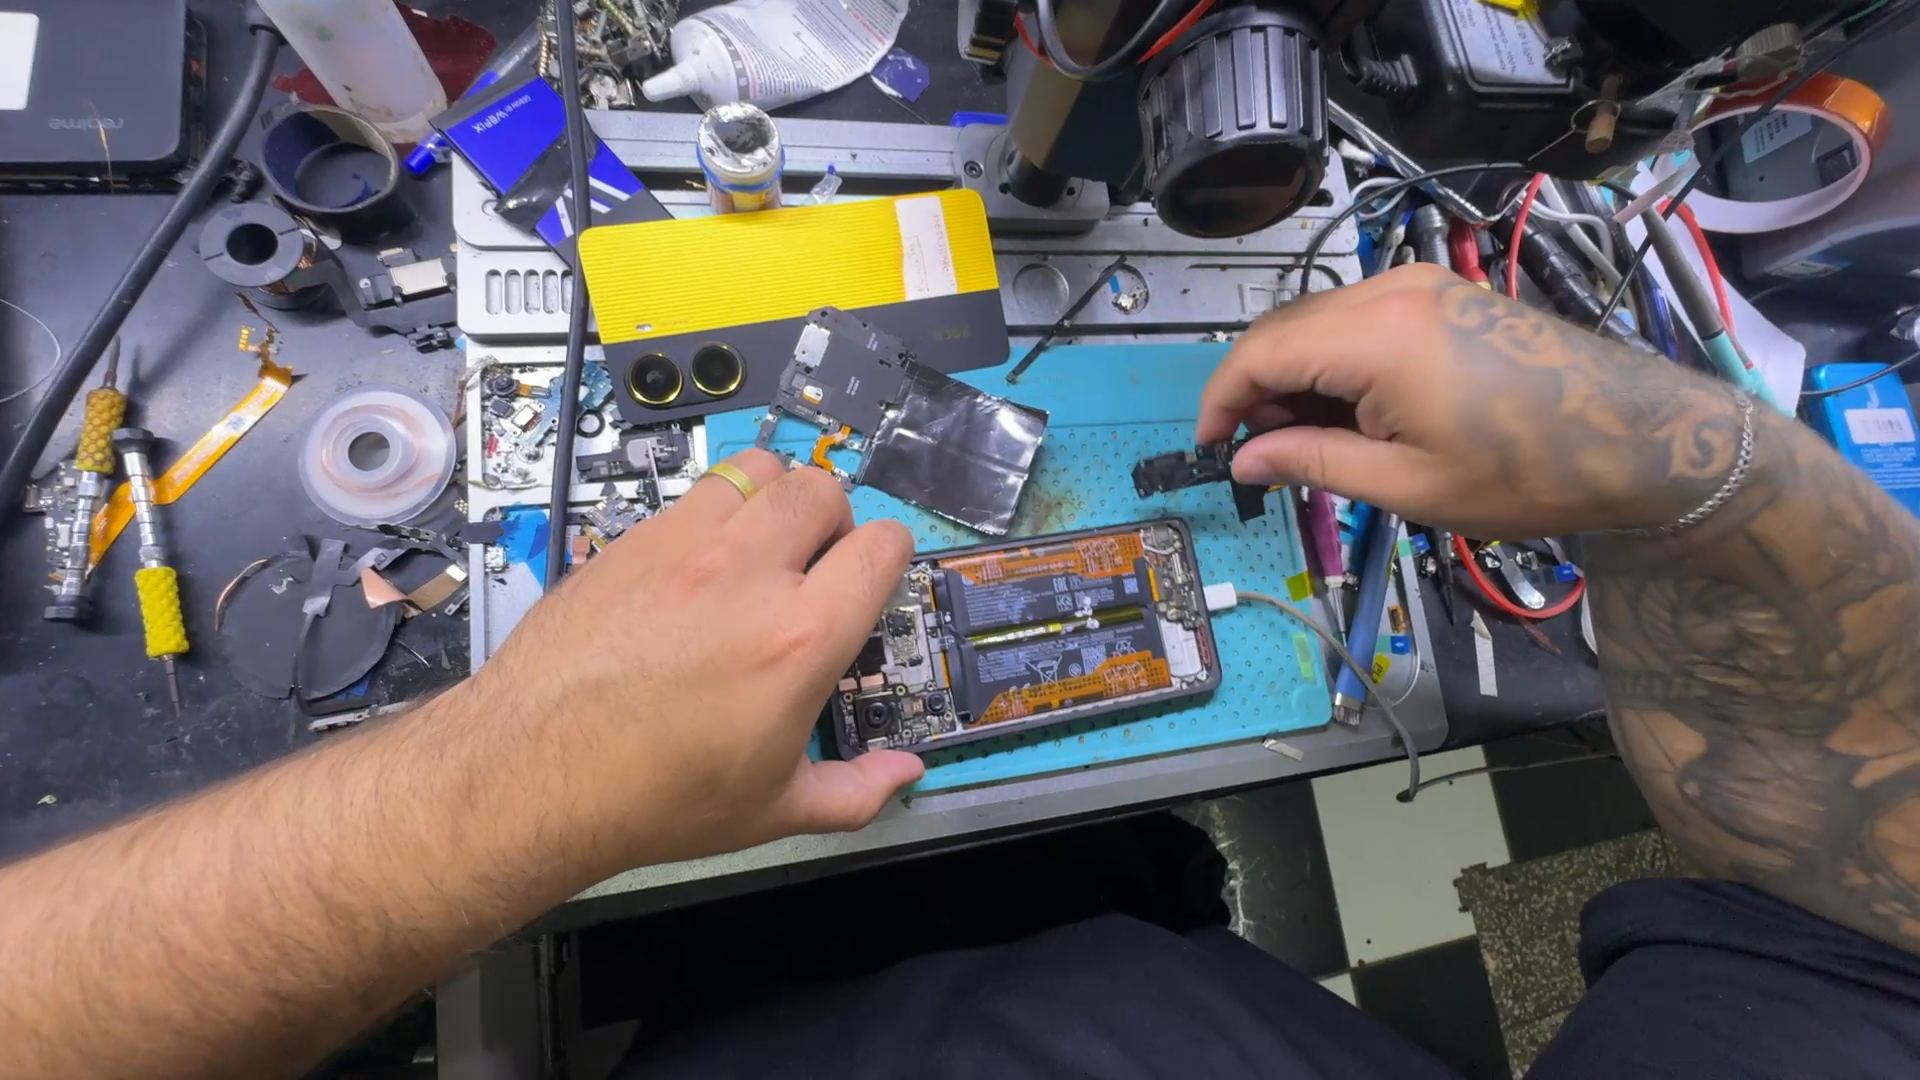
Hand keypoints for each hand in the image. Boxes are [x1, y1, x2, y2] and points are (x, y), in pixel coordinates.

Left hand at [468, 450, 923, 869]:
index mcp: (800, 639)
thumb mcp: (776, 809)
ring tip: (762, 545)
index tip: (872, 579)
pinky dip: (719, 511)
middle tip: (815, 566)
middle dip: (836, 522)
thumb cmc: (658, 798)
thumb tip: (905, 774)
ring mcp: (686, 546)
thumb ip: (857, 791)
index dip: (890, 557)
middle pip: (824, 491)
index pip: (882, 548)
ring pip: (761, 469)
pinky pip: (700, 491)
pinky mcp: (635, 539)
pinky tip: (699, 563)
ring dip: (777, 499)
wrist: (527, 776)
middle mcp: (749, 575)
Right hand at [1197, 264, 1749, 537]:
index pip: (1257, 354)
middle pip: (1278, 331)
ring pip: (1309, 324)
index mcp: (1376, 336)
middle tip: (1258, 450)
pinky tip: (1341, 409)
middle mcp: (1390, 292)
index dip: (1219, 400)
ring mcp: (1417, 287)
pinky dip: (1325, 364)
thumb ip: (1307, 462)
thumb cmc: (1524, 472)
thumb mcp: (1402, 484)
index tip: (1210, 445)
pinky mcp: (1437, 296)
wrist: (1646, 440)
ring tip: (1302, 437)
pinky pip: (1349, 321)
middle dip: (1252, 390)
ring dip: (1288, 378)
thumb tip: (1241, 461)